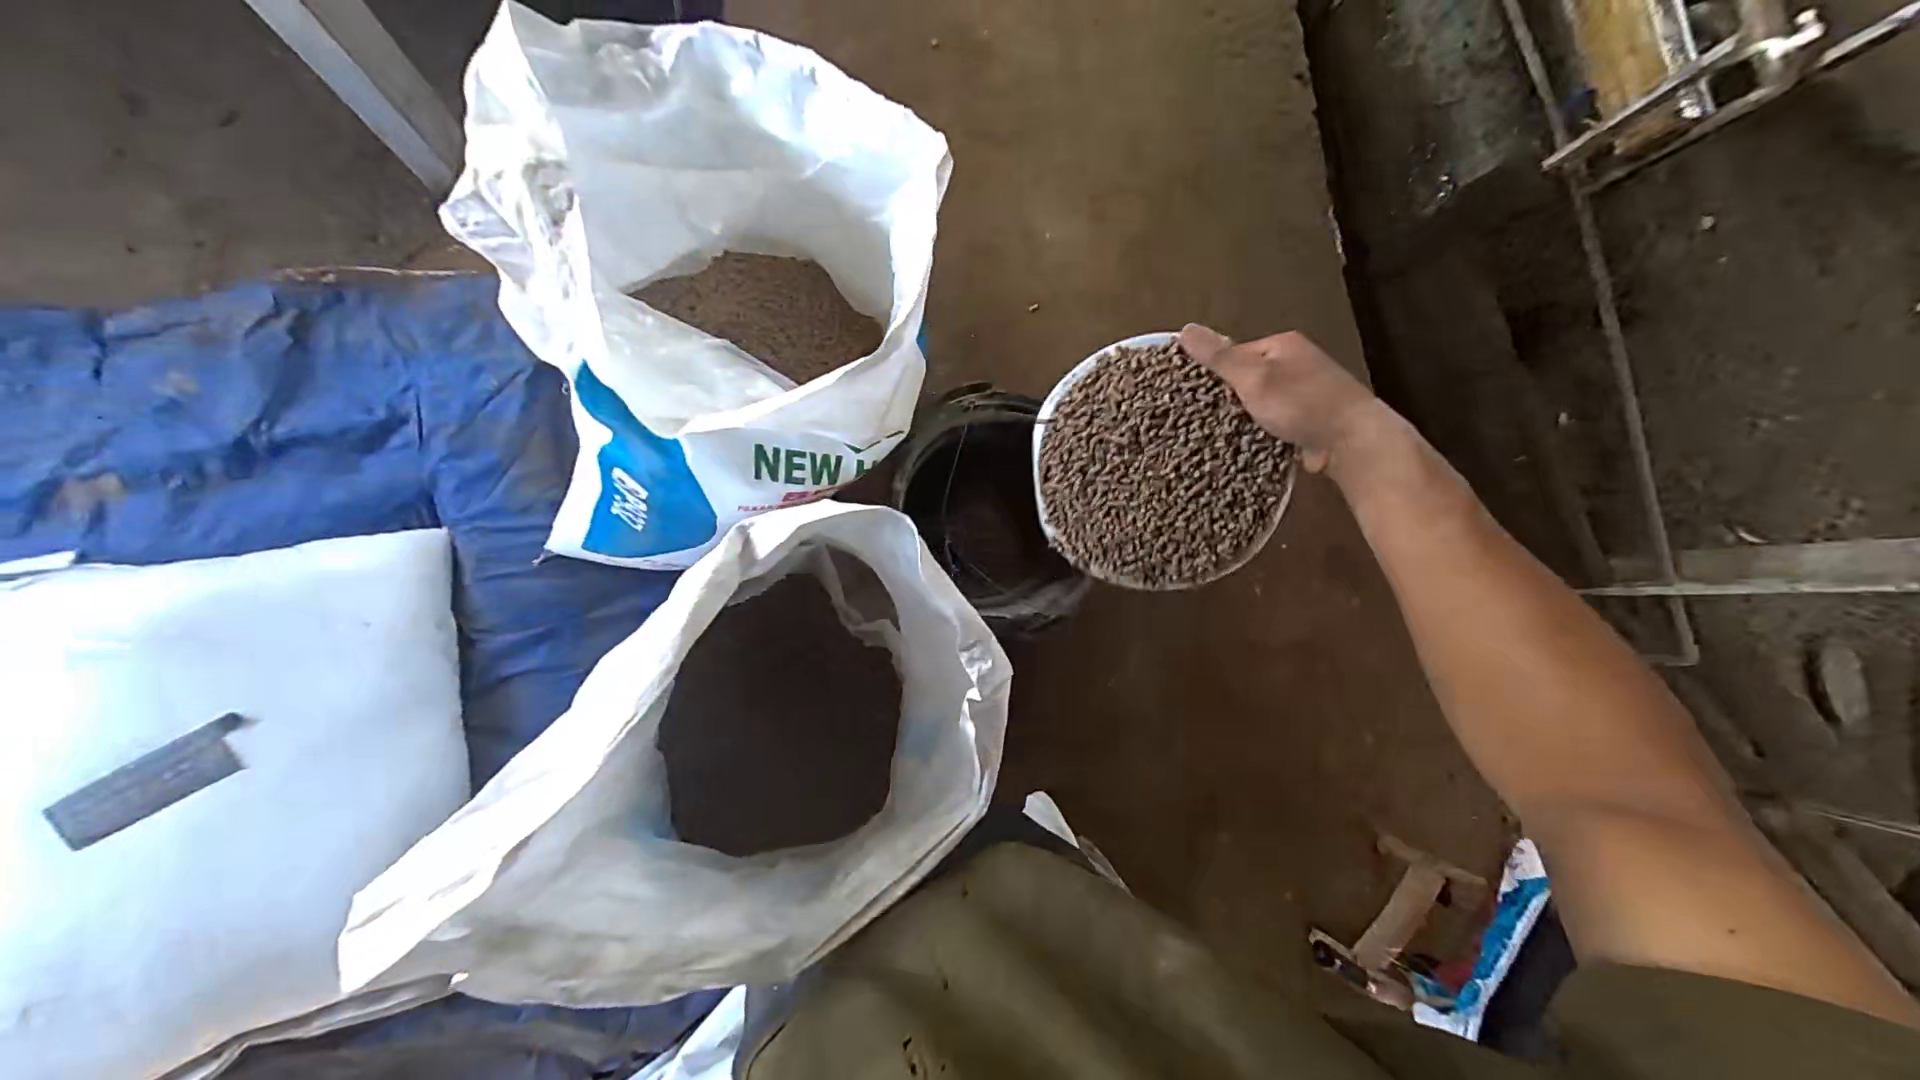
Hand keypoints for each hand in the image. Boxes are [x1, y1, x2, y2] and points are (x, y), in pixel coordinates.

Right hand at [1177, 324, 1383, 473]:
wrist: (1351, 441)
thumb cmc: (1300, 403)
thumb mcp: (1252, 377)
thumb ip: (1219, 356)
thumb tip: (1184, 329)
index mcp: (1282, 345)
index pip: (1233, 353)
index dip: (1211, 373)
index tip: (1191, 394)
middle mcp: (1294, 364)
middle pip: (1245, 379)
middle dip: (1226, 398)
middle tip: (1202, 418)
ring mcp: (1303, 393)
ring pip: (1257, 403)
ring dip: (1242, 418)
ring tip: (1218, 435)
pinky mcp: (1306, 421)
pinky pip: (1271, 423)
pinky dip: (1258, 432)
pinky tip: (1245, 445)